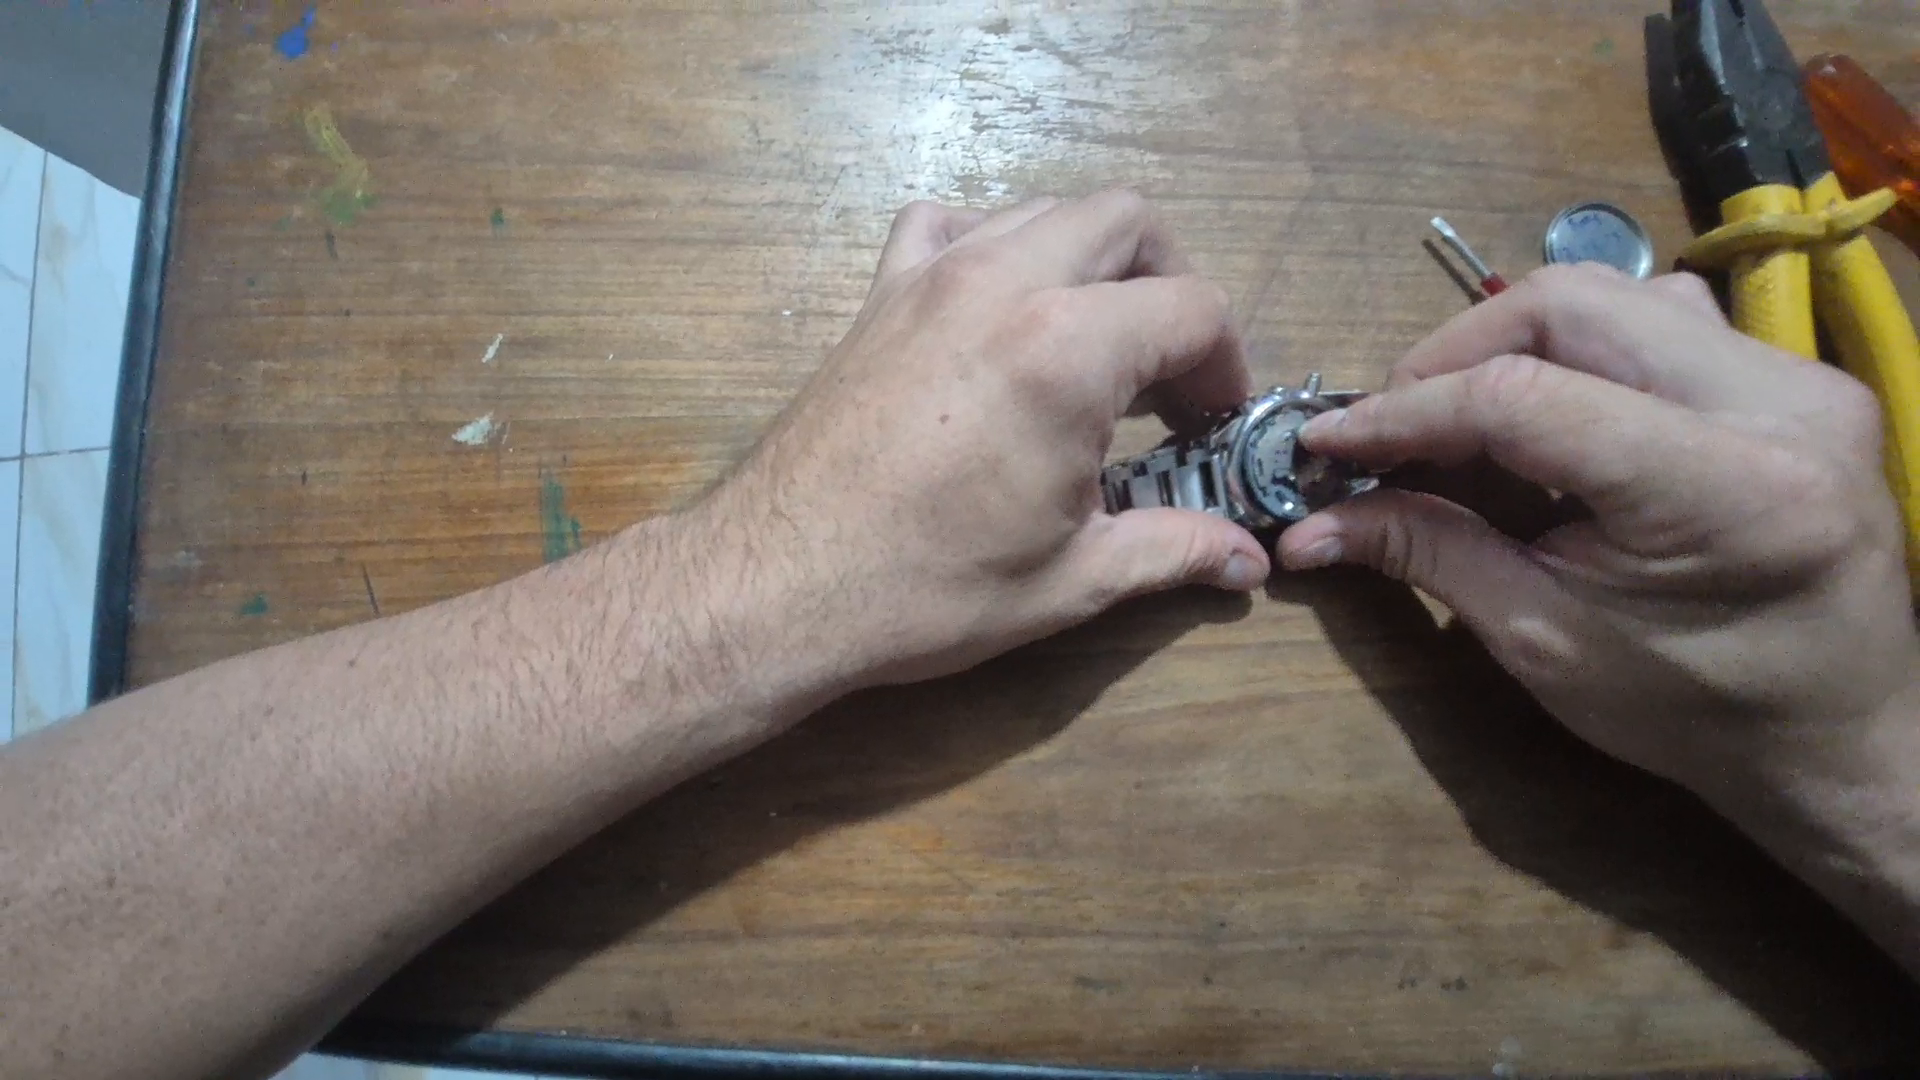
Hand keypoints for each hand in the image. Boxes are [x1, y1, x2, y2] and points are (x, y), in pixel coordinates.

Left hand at [697, 191, 1268, 693]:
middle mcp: (1005, 284)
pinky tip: (994, 309)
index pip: (1194, 308)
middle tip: (1167, 369)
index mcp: (1069, 351)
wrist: (778, 586)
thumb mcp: (1069, 580)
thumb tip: (1251, 559)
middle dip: (1170, 283)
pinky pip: (945, 224)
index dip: (1226, 364)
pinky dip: (991, 245)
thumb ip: (1172, 550)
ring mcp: (931, 277)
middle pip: (1127, 222)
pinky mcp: (879, 296)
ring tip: (1092, 341)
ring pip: (1042, 210)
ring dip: (1090, 260)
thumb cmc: (928, 591)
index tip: (1213, 421)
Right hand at [1274, 264, 1919, 798]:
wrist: (1837, 733)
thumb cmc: (1686, 708)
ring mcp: (1788, 376)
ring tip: (1447, 423)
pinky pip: (1640, 318)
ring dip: (1494, 348)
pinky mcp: (1774, 379)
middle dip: (1443, 359)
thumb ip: (1422, 553)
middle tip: (1388, 431)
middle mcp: (1775, 400)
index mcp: (1723, 487)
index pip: (1520, 399)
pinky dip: (1553, 353)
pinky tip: (1530, 416)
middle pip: (1563, 306)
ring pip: (1601, 296)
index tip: (1322, 442)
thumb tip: (1303, 532)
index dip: (1400, 413)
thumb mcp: (1534, 636)